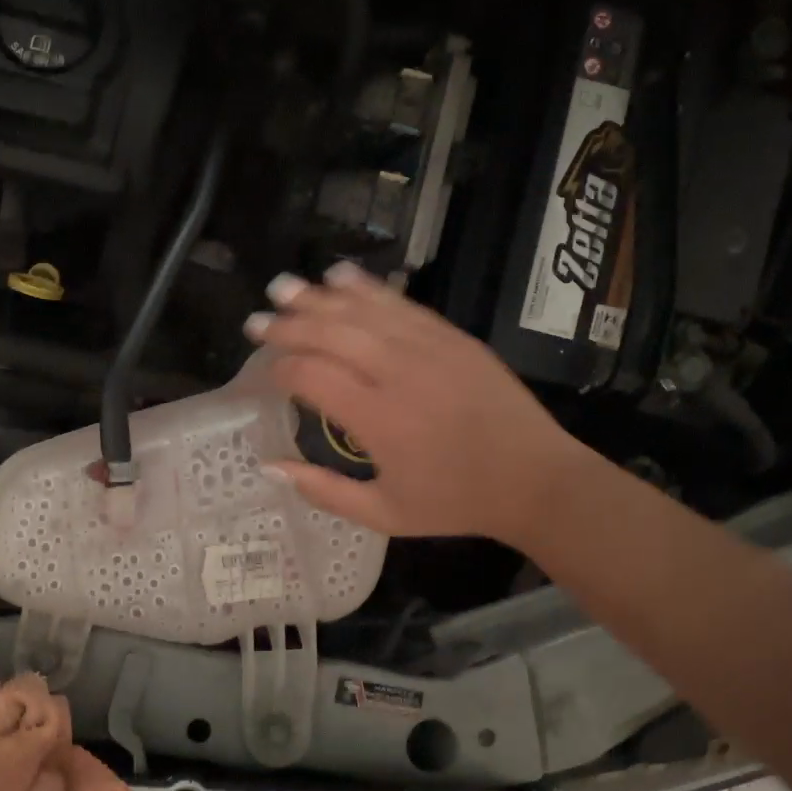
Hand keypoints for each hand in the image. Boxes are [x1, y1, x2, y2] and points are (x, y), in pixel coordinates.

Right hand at [245, 262, 598, 546]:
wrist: (535, 479)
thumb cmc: (454, 501)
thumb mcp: (384, 514)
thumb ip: (323, 491)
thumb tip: (269, 466)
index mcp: (378, 419)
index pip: (312, 376)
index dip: (281, 369)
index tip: (267, 373)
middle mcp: (398, 374)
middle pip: (330, 333)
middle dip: (287, 325)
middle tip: (256, 322)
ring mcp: (428, 348)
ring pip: (361, 310)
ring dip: (317, 297)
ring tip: (283, 287)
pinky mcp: (451, 336)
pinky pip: (400, 303)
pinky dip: (366, 287)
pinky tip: (339, 276)